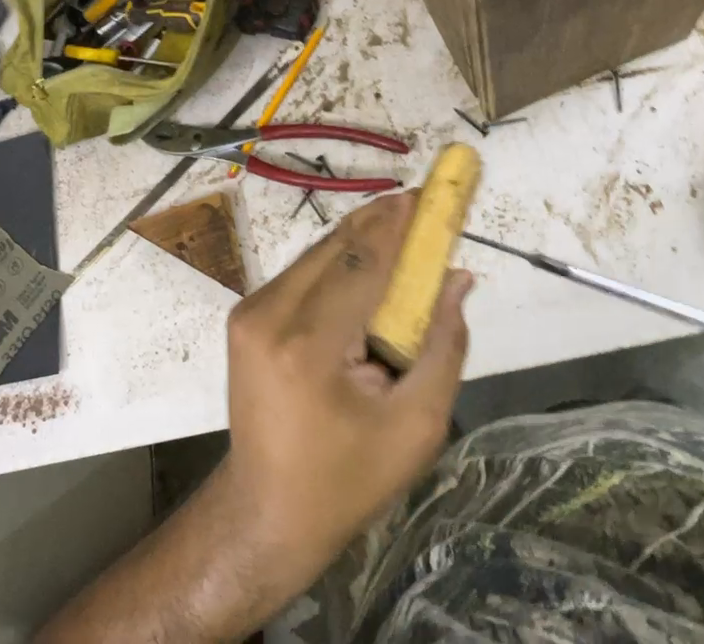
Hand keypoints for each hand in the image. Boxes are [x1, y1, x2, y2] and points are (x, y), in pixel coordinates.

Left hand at [37, 193, 471, 642]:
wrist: (266, 510)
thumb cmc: (348, 479)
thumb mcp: (417, 425)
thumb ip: (443, 345)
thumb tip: (459, 278)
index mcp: (307, 346)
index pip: (362, 263)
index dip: (400, 224)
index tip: (432, 193)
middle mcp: (268, 317)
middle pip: (336, 248)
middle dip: (383, 222)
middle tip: (426, 203)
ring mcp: (248, 315)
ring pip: (316, 256)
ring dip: (361, 241)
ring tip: (406, 226)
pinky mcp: (244, 319)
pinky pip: (302, 276)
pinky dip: (339, 264)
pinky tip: (371, 263)